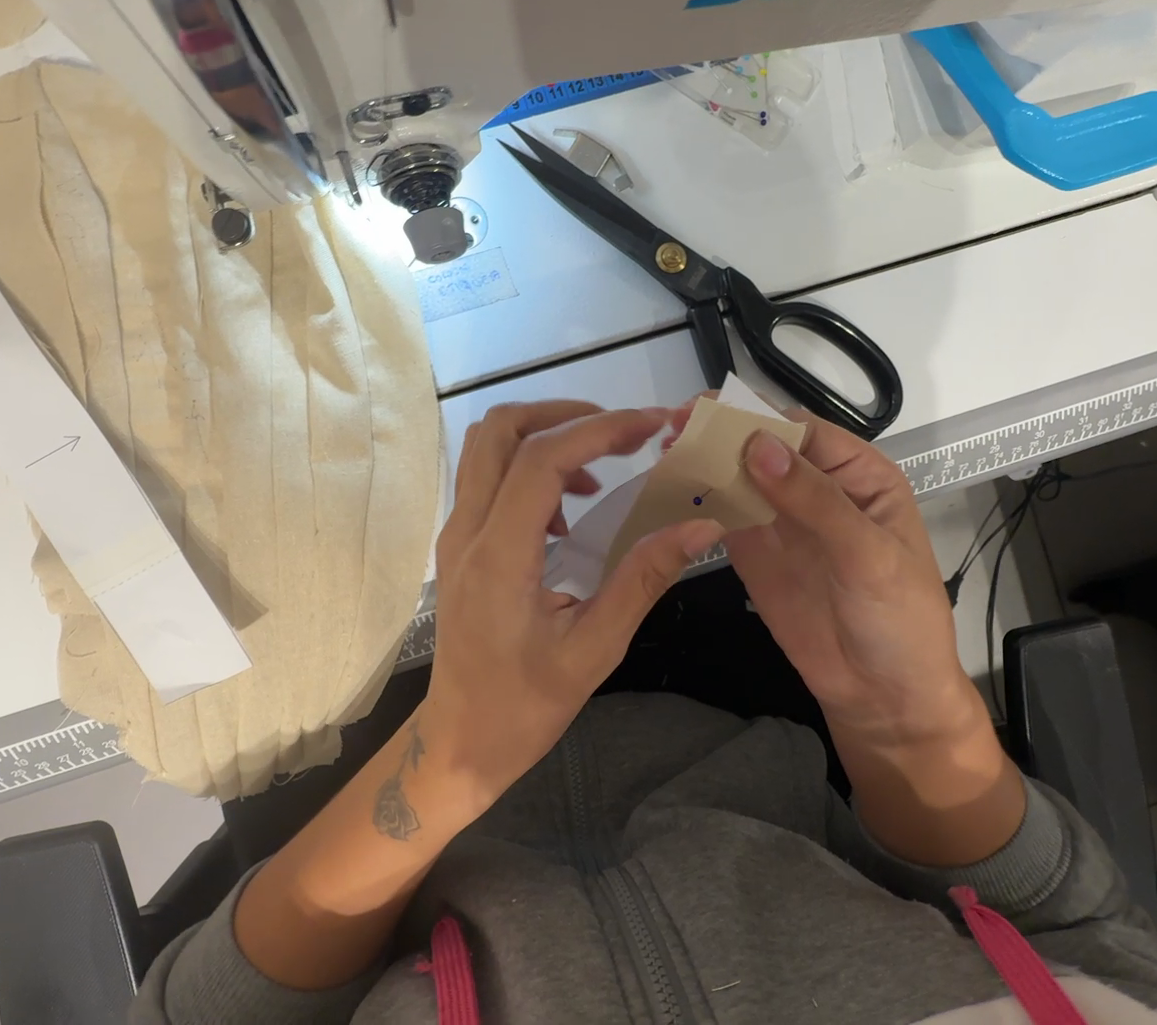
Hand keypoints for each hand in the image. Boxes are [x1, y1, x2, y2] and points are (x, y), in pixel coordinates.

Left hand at [424, 401, 723, 804]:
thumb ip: (643, 580)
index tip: (653, 425)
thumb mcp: (594, 651)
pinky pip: (488, 479)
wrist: (459, 743)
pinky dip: (529, 468)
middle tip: (622, 434)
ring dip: (544, 437)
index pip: (541, 459)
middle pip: (499, 430)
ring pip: (487, 448)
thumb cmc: (524, 708)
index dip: (600, 429)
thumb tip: (701, 526)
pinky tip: (568, 513)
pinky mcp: (459, 547)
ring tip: (600, 472)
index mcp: (499, 557)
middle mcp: (467, 532)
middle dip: (564, 414)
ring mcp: (456, 536)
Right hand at [668, 399, 976, 745]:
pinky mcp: (755, 553)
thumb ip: (814, 500)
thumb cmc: (898, 620)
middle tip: (672, 430)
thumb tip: (758, 446)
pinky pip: (724, 518)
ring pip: (739, 478)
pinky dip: (697, 504)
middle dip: (721, 436)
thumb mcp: (867, 555)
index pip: (802, 432)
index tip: (708, 415)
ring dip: (704, 465)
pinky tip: (668, 494)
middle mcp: (816, 489)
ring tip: (661, 456)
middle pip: (763, 448)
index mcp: (858, 476)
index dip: (756, 420)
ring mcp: (782, 521)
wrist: (883, 696)